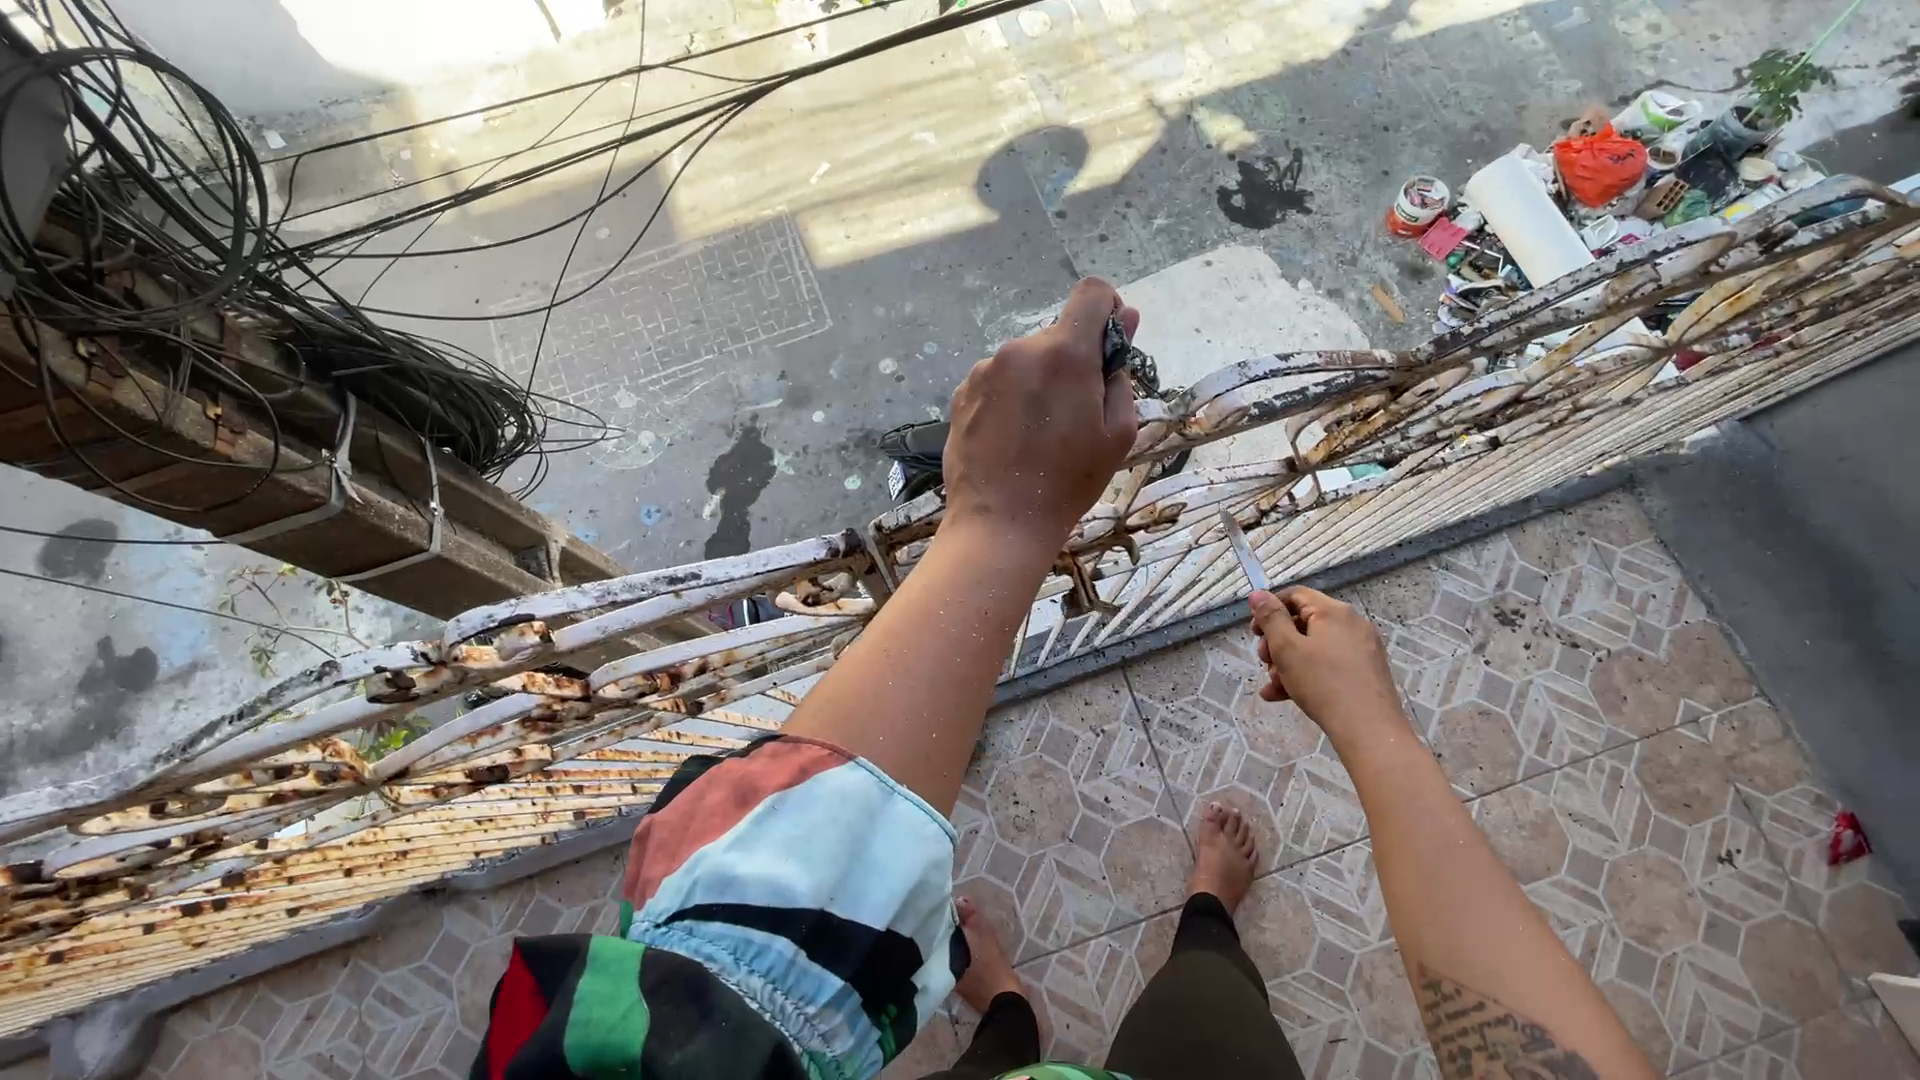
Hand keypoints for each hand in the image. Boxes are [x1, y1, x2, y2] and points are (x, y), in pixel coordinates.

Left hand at [942, 277, 1138, 552]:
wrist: (1000, 521)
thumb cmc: (1068, 482)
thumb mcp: (1118, 432)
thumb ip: (1121, 370)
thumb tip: (1126, 322)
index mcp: (1065, 353)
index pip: (1092, 292)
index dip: (1108, 310)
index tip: (1109, 346)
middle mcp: (1020, 349)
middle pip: (1057, 335)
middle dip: (1072, 362)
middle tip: (1075, 414)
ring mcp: (985, 370)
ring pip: (1025, 360)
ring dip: (1038, 381)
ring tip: (1038, 434)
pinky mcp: (961, 393)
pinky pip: (998, 381)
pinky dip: (1010, 397)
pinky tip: (1011, 438)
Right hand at [1250, 587, 1407, 744]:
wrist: (1368, 729)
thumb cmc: (1322, 683)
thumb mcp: (1287, 648)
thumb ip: (1270, 618)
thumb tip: (1258, 593)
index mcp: (1333, 612)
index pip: (1296, 595)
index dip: (1269, 609)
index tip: (1254, 632)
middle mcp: (1351, 624)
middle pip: (1303, 622)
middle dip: (1276, 641)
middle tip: (1263, 661)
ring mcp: (1361, 649)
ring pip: (1314, 647)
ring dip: (1287, 662)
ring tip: (1273, 685)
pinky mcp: (1365, 671)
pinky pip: (1328, 664)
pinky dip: (1306, 674)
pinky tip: (1282, 695)